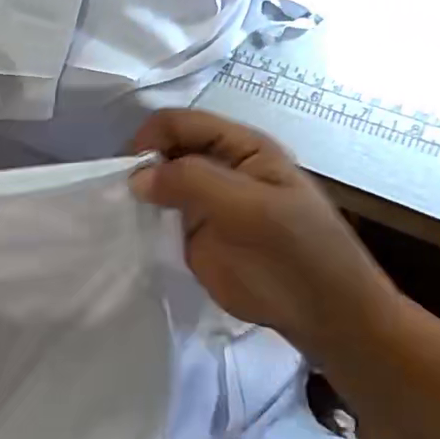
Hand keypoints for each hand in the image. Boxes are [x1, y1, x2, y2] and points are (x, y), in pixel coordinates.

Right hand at [129, 110, 401, 354]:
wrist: (324, 315)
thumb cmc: (297, 252)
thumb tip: (137, 175)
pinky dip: (141, 221)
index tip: (126, 170)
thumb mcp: (252, 208)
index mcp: (240, 146)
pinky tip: (126, 233)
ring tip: (115, 213)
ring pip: (159, 184)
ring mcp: (206, 203)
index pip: (182, 124)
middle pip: (166, 150)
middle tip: (116, 195)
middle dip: (140, 164)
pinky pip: (160, 219)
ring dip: (138, 194)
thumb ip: (196, 182)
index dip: (151, 138)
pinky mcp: (195, 238)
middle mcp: (218, 167)